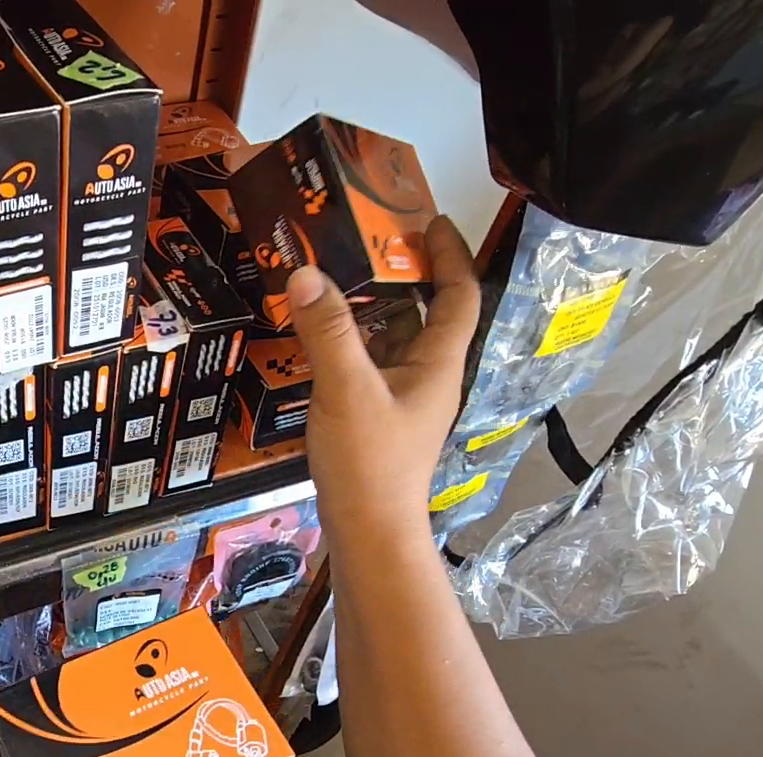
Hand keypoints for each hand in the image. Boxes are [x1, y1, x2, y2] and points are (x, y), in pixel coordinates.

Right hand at [291, 215, 479, 545]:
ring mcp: (400, 403)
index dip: (448, 255)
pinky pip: (366, 370)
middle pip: (420, 316)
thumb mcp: (347, 389)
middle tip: (359, 248)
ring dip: (367, 315)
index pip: (457, 297)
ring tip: (330, 285)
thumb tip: (305, 271)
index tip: (427, 221)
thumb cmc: (370, 461)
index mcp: (436, 364)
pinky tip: (316, 344)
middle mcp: (424, 378)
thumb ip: (327, 331)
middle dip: (396, 280)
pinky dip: (347, 349)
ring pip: (389, 345)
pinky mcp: (375, 422)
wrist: (367, 530)